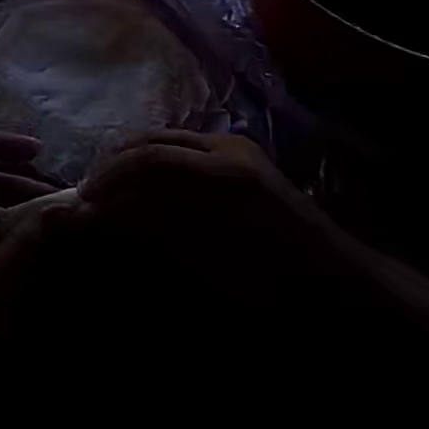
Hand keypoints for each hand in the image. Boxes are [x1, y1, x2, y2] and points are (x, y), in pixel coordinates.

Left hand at [0, 133, 66, 391]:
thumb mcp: (2, 285)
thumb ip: (36, 240)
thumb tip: (74, 204)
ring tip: (55, 226)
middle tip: (62, 199)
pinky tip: (32, 254)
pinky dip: (2, 236)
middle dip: (19, 182)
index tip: (44, 150)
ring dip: (14, 211)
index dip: (4, 143)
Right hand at [76, 130, 342, 303]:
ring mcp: (234, 148)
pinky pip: (183, 146)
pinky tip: (140, 182)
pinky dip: (153, 160)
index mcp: (224, 174)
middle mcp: (227, 150)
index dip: (110, 179)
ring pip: (164, 139)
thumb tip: (97, 218)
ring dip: (129, 160)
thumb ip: (151, 232)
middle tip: (89, 192)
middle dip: (113, 166)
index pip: (149, 160)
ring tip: (107, 187)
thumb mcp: (207, 265)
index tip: (84, 202)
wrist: (343, 288)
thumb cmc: (278, 289)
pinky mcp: (238, 153)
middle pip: (151, 143)